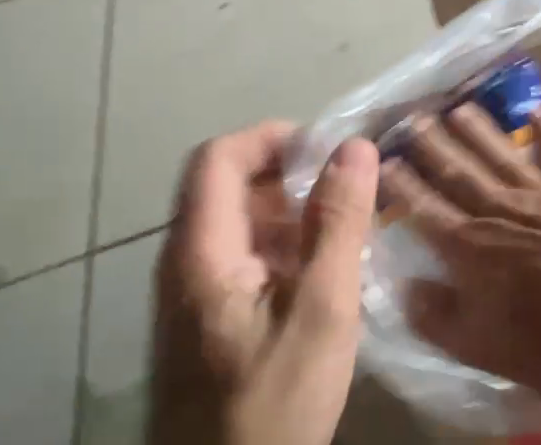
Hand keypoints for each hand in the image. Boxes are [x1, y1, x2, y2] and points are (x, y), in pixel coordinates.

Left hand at [150, 122, 378, 444]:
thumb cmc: (272, 403)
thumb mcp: (321, 310)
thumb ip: (338, 223)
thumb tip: (355, 146)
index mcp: (201, 252)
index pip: (218, 157)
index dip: (273, 137)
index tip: (329, 153)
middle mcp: (185, 263)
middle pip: (227, 185)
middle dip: (292, 177)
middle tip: (349, 195)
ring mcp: (190, 295)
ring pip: (238, 222)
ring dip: (292, 214)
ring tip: (346, 236)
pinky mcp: (204, 322)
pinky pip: (241, 258)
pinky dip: (283, 249)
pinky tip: (323, 279)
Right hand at [379, 103, 540, 398]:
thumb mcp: (485, 349)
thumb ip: (439, 318)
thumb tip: (405, 287)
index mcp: (473, 249)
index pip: (427, 210)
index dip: (403, 185)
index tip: (382, 160)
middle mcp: (504, 209)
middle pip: (461, 173)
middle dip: (433, 146)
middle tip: (412, 117)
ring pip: (504, 153)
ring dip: (479, 130)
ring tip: (458, 106)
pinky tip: (535, 108)